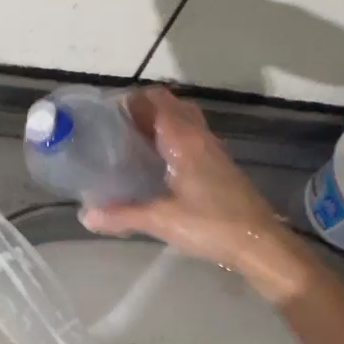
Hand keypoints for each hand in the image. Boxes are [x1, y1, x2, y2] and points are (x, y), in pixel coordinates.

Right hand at [80, 87, 316, 303]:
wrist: (258, 243)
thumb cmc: (211, 225)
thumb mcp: (161, 221)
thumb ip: (122, 215)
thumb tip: (85, 216)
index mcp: (185, 141)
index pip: (158, 101)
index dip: (133, 100)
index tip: (107, 113)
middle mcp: (200, 138)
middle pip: (171, 107)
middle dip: (144, 110)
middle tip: (116, 128)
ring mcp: (213, 151)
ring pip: (184, 123)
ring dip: (159, 125)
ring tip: (131, 143)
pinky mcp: (218, 167)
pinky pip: (191, 140)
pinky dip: (171, 141)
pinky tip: (156, 165)